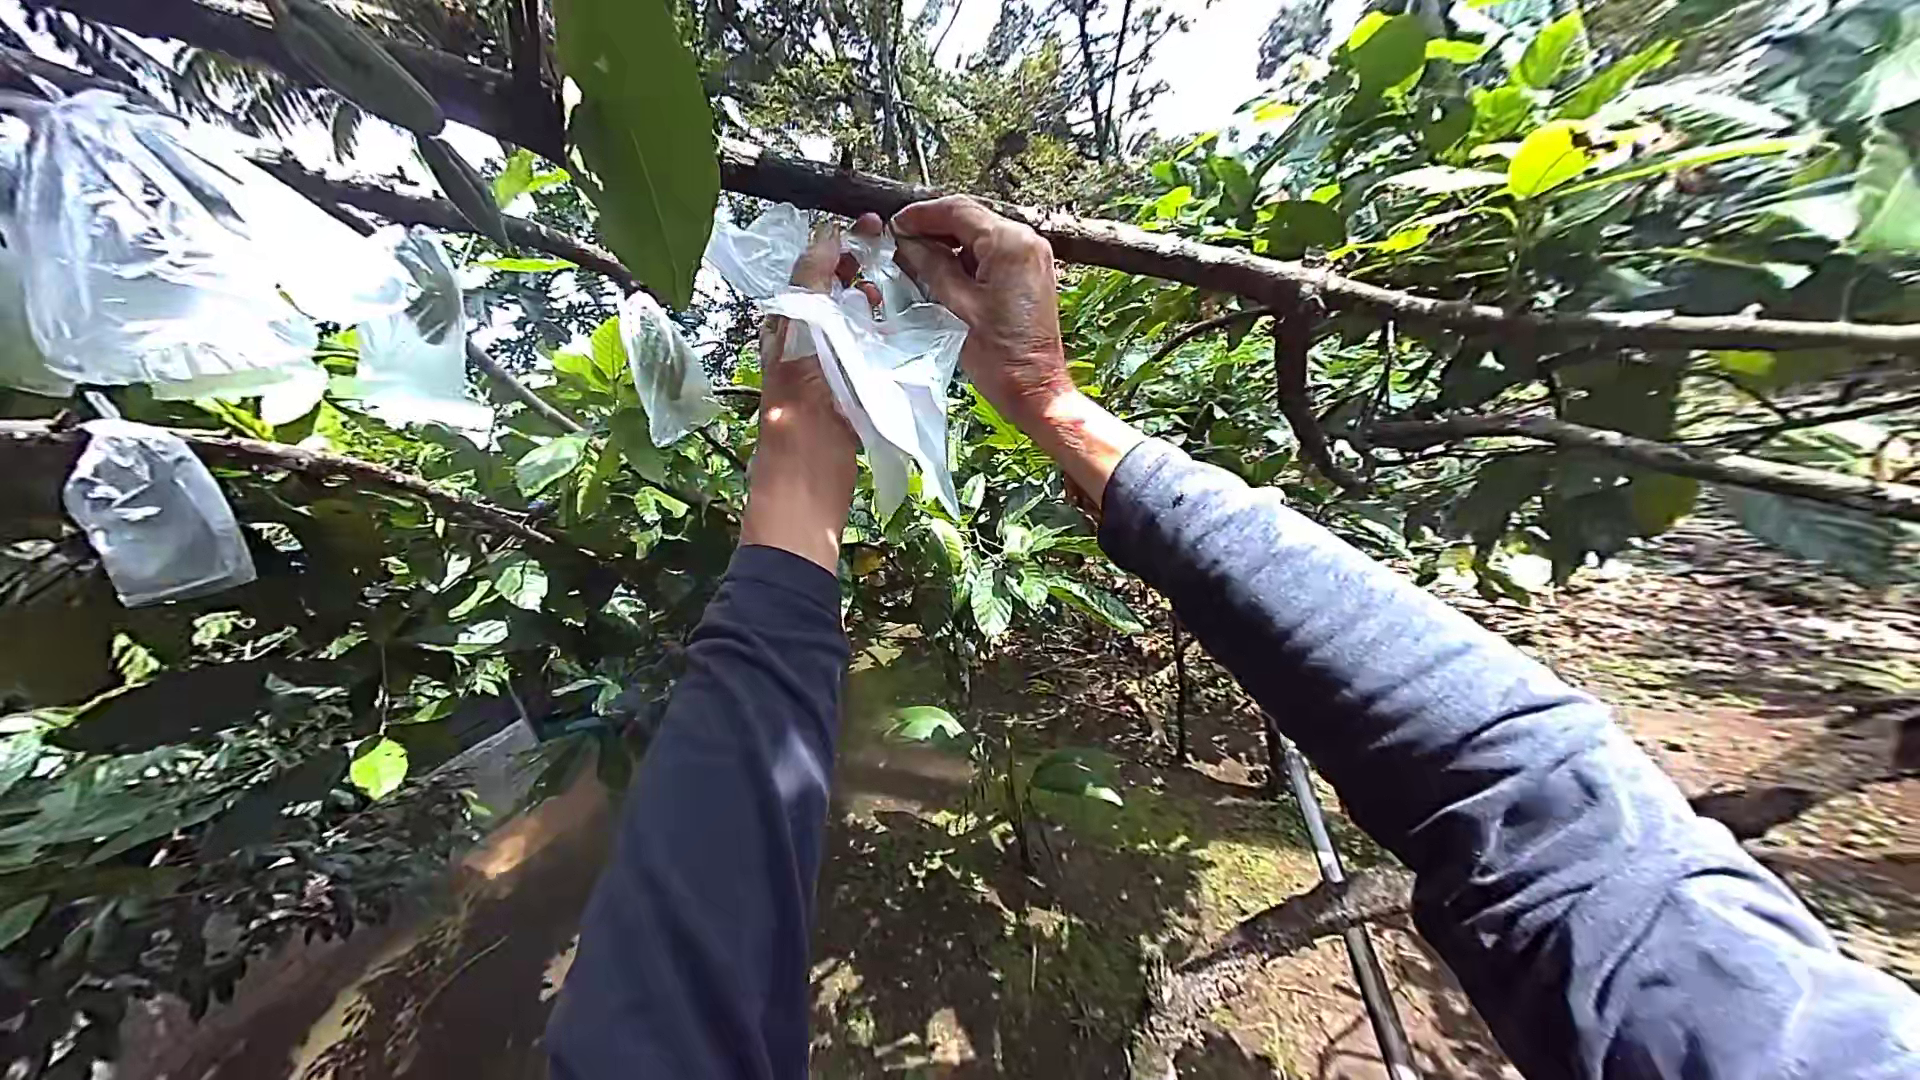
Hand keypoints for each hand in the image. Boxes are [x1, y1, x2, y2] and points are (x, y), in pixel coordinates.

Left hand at [739, 213, 882, 571]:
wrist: (808, 477)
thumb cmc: (804, 408)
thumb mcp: (804, 336)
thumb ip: (812, 285)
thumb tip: (825, 237)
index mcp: (788, 326)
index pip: (810, 270)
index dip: (835, 244)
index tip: (868, 228)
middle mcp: (802, 343)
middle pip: (828, 294)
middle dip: (853, 271)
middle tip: (881, 260)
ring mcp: (824, 370)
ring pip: (846, 324)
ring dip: (864, 305)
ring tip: (882, 300)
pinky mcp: (843, 395)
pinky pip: (859, 355)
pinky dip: (874, 338)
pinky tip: (890, 336)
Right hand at [892, 196, 1142, 507]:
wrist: (1035, 389)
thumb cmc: (1000, 357)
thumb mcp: (956, 308)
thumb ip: (931, 268)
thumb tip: (908, 244)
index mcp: (1010, 244)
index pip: (958, 210)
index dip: (921, 215)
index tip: (895, 226)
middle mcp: (1027, 242)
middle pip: (971, 221)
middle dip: (934, 230)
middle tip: (902, 245)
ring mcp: (1033, 258)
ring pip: (981, 239)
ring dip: (950, 247)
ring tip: (918, 264)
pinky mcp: (1031, 277)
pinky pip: (994, 257)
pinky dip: (968, 262)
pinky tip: (945, 277)